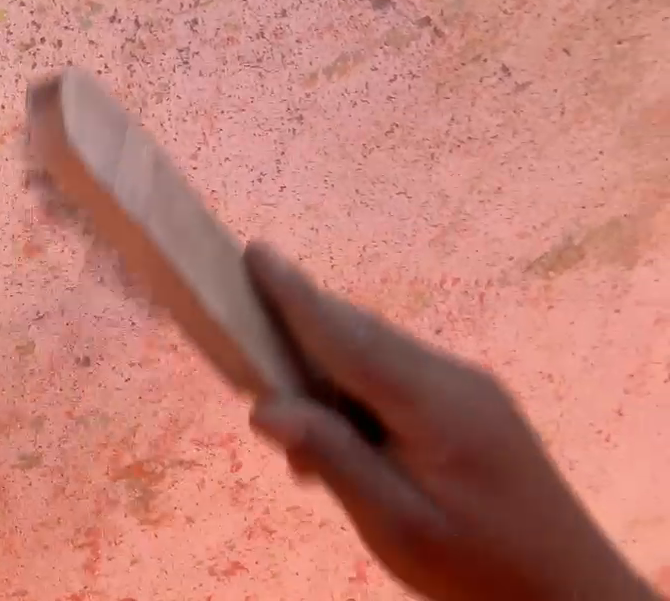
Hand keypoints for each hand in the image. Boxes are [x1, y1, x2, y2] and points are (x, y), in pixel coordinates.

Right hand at [244, 244, 653, 600]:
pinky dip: (343, 377)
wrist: (576, 600)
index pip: (349, 340)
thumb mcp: (397, 526)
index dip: (296, 295)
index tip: (255, 251)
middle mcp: (452, 380)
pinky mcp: (464, 398)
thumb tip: (261, 408)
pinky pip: (385, 366)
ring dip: (316, 358)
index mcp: (438, 410)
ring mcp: (463, 385)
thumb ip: (331, 458)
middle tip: (241, 340)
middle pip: (354, 332)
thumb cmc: (477, 567)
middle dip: (293, 324)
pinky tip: (333, 425)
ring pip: (366, 345)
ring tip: (287, 405)